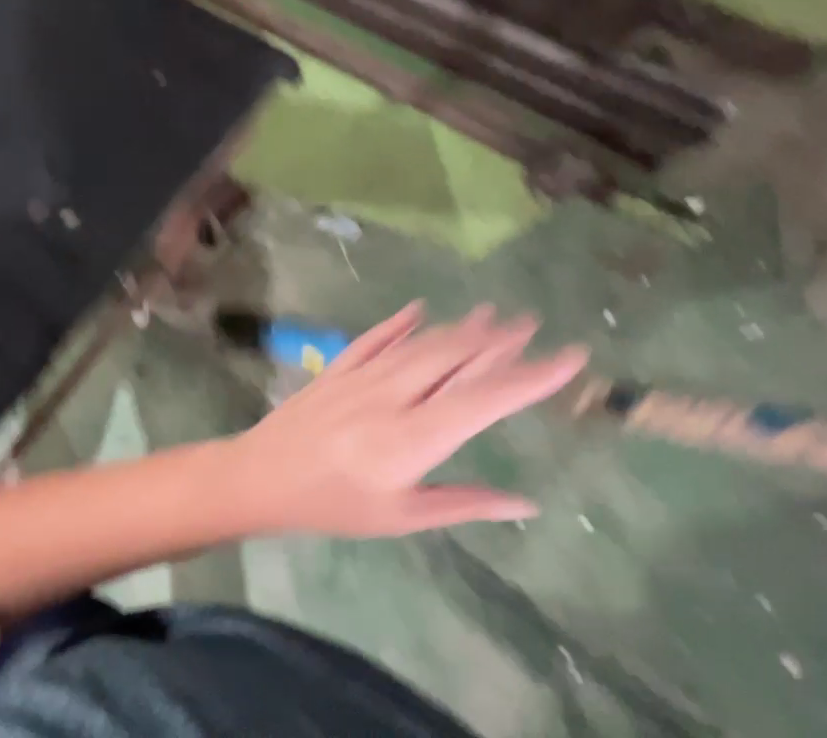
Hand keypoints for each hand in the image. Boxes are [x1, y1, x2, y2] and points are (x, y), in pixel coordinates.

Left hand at [223, 302, 587, 537]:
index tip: (569, 358)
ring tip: (490, 313)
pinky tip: (417, 310)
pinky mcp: (332, 372)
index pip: (482, 400)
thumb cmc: (332, 505)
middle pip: (450, 360)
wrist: (258, 477)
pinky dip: (396, 325)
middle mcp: (389, 398)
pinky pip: (369, 341)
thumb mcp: (401, 516)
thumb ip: (463, 503)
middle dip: (494, 340)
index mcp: (413, 438)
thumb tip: (527, 503)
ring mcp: (357, 379)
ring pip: (414, 346)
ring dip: (454, 329)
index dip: (528, 378)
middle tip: (533, 323)